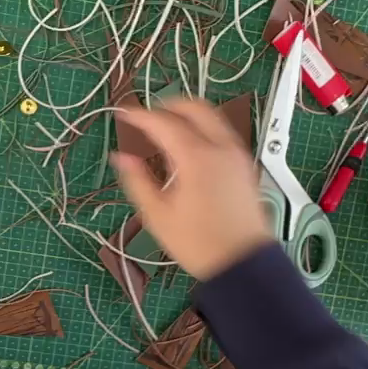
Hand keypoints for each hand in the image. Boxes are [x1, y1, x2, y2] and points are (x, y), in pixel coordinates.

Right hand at [113, 100, 275, 281]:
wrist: (243, 263)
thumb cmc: (199, 244)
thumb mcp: (158, 215)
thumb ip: (137, 180)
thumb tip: (122, 157)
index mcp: (196, 157)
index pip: (163, 122)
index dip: (140, 116)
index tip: (124, 115)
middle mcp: (221, 148)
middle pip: (194, 107)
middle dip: (168, 106)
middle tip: (148, 116)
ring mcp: (237, 155)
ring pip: (213, 116)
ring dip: (188, 115)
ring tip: (167, 129)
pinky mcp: (245, 166)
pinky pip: (223, 133)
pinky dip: (204, 128)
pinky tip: (190, 147)